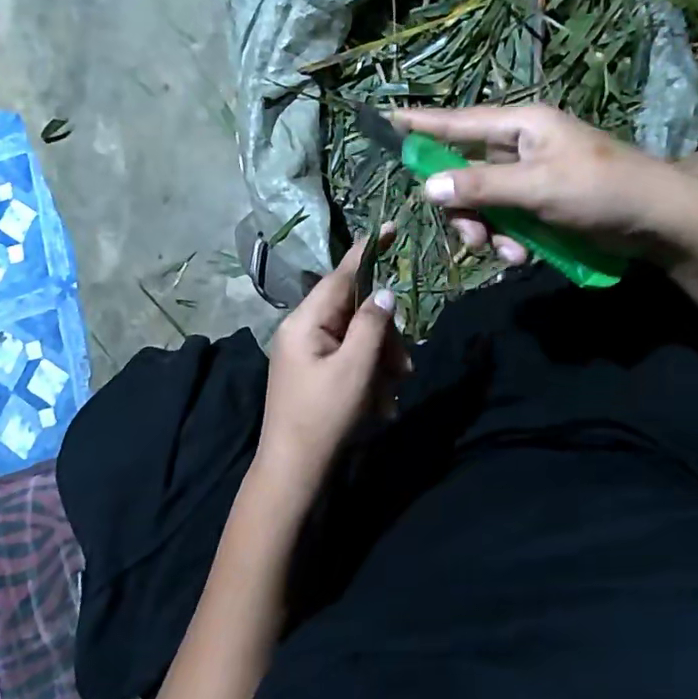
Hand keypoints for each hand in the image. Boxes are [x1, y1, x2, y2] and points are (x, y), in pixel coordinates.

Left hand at [256, 228, 410, 487]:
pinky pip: (349, 361)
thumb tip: (384, 292)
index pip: (340, 276)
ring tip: (391, 393)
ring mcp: (306, 354)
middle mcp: (302, 331)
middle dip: (384, 336)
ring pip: (356, 339)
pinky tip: (379, 405)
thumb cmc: (323, 416)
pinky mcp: (314, 375)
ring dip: (381, 361)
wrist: (294, 470)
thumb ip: (372, 326)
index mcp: (304, 322)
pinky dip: (368, 377)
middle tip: (403, 367)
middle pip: (354, 312)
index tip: (391, 228)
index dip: (368, 253)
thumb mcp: (355, 368)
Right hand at [394, 104, 697, 262]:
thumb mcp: (536, 188)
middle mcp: (520, 146)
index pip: (459, 122)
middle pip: (464, 173)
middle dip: (464, 210)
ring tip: (509, 255)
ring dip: (488, 231)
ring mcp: (530, 176)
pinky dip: (508, 239)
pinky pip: (505, 218)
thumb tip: (428, 187)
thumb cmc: (600, 190)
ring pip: (482, 202)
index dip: (422, 124)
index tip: (387, 119)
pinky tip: (522, 257)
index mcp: (521, 126)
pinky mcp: (540, 203)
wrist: (657, 220)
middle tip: (472, 239)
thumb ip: (480, 186)